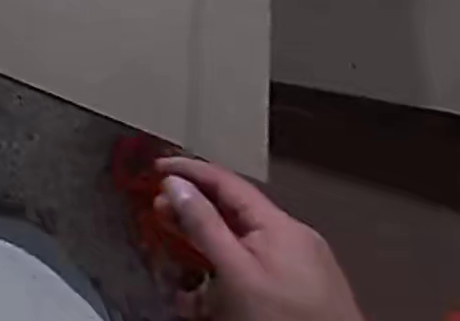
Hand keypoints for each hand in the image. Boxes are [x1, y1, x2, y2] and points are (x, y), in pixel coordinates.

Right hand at [154, 157, 363, 320]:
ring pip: (244, 234)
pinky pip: (257, 259)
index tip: (153, 169)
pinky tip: (211, 273)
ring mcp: (305, 266)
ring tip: (178, 239)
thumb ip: (203, 223)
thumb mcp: (236, 273)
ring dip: (207, 232)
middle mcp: (295, 237)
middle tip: (159, 209)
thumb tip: (174, 182)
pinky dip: (227, 256)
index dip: (187, 169)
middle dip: (193, 204)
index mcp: (282, 226)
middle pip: (234, 207)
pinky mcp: (306, 291)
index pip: (226, 180)